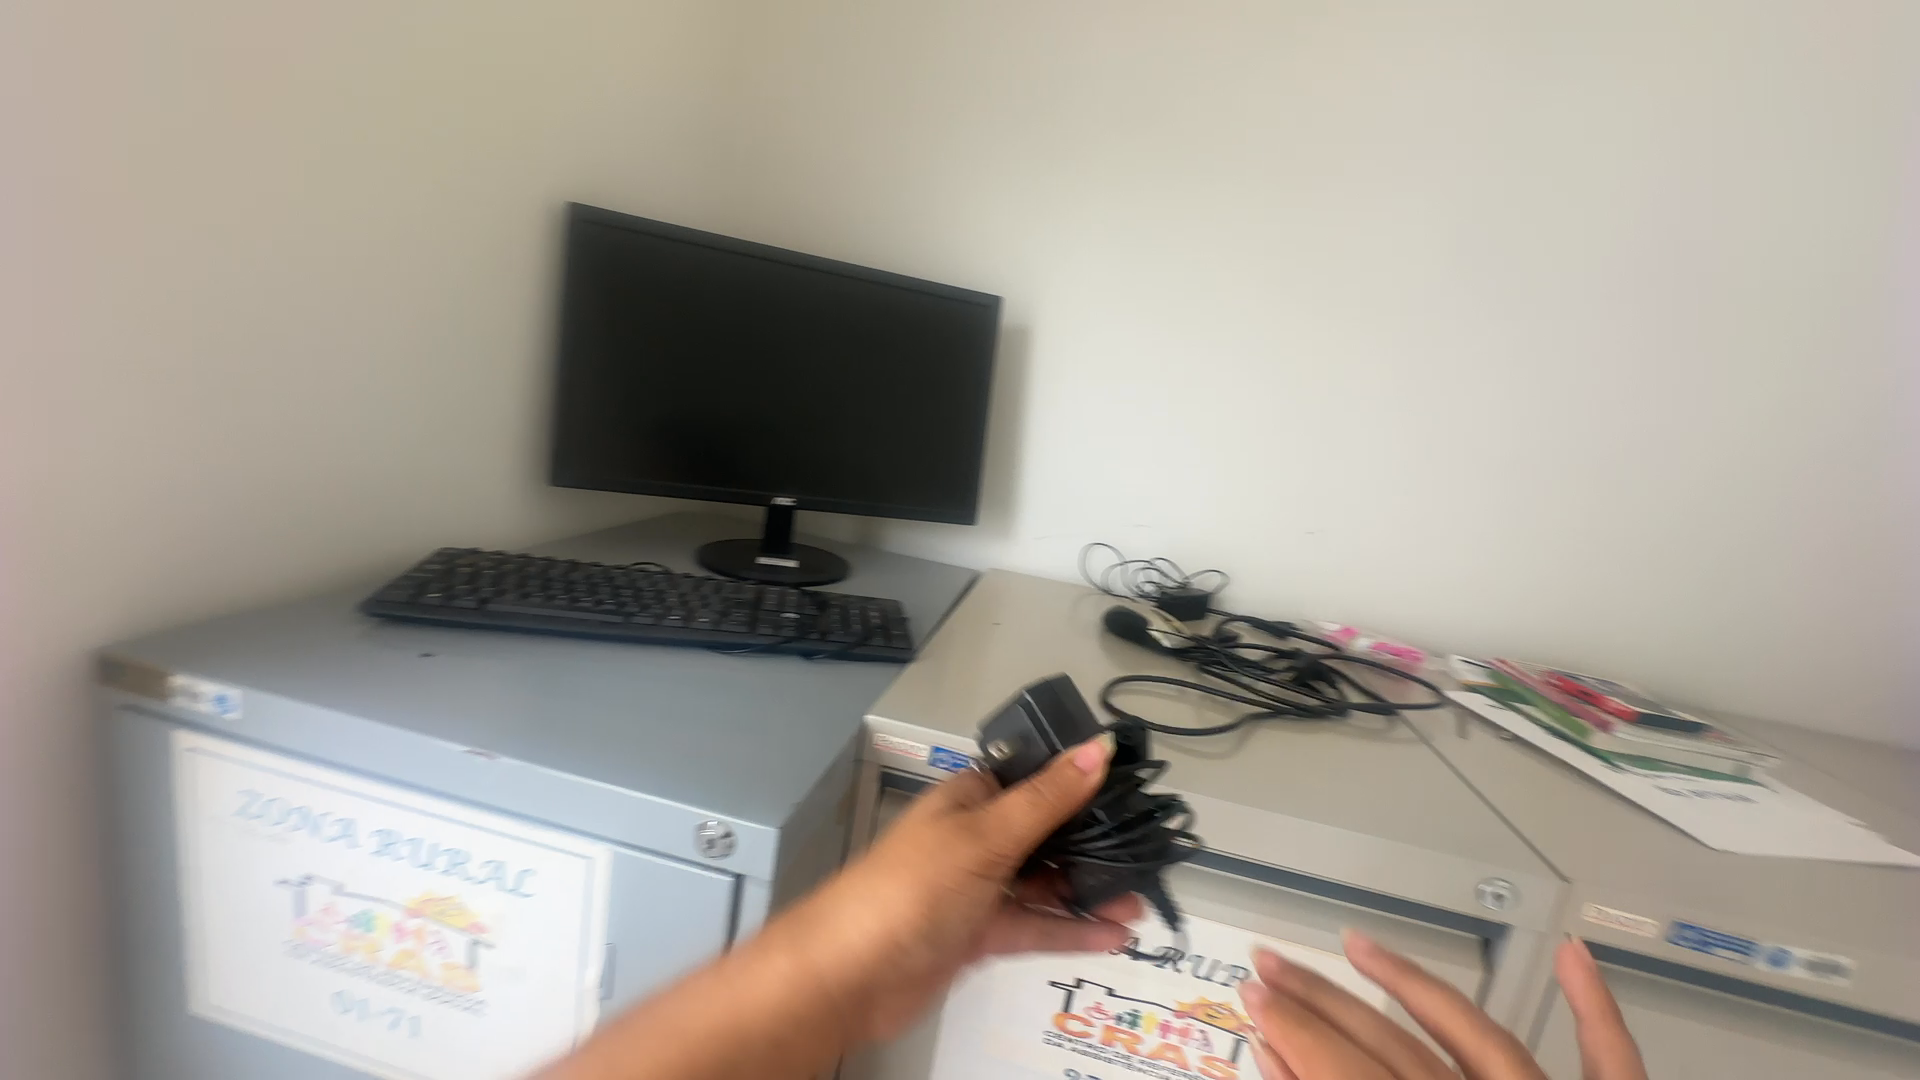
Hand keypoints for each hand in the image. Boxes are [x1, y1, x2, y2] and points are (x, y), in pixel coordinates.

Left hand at [764, 736, 1142, 1043]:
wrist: (850, 974)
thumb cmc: (915, 886)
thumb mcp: (986, 835)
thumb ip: (1047, 798)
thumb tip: (1097, 747)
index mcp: (971, 798)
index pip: (1033, 779)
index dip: (1078, 780)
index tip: (1130, 789)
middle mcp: (975, 837)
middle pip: (1044, 833)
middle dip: (1092, 842)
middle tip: (1146, 852)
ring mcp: (977, 887)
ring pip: (1042, 882)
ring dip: (1087, 889)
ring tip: (1139, 898)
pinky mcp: (978, 934)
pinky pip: (1032, 925)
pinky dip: (1069, 928)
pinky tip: (1112, 934)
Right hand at [1236, 930, 1646, 1079]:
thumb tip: (1271, 1064)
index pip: (1350, 1077)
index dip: (1295, 1033)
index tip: (1251, 996)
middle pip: (1394, 1049)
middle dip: (1322, 1003)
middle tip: (1268, 961)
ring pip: (1476, 1036)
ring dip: (1412, 983)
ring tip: (1355, 942)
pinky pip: (1616, 1071)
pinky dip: (1600, 1016)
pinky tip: (1574, 955)